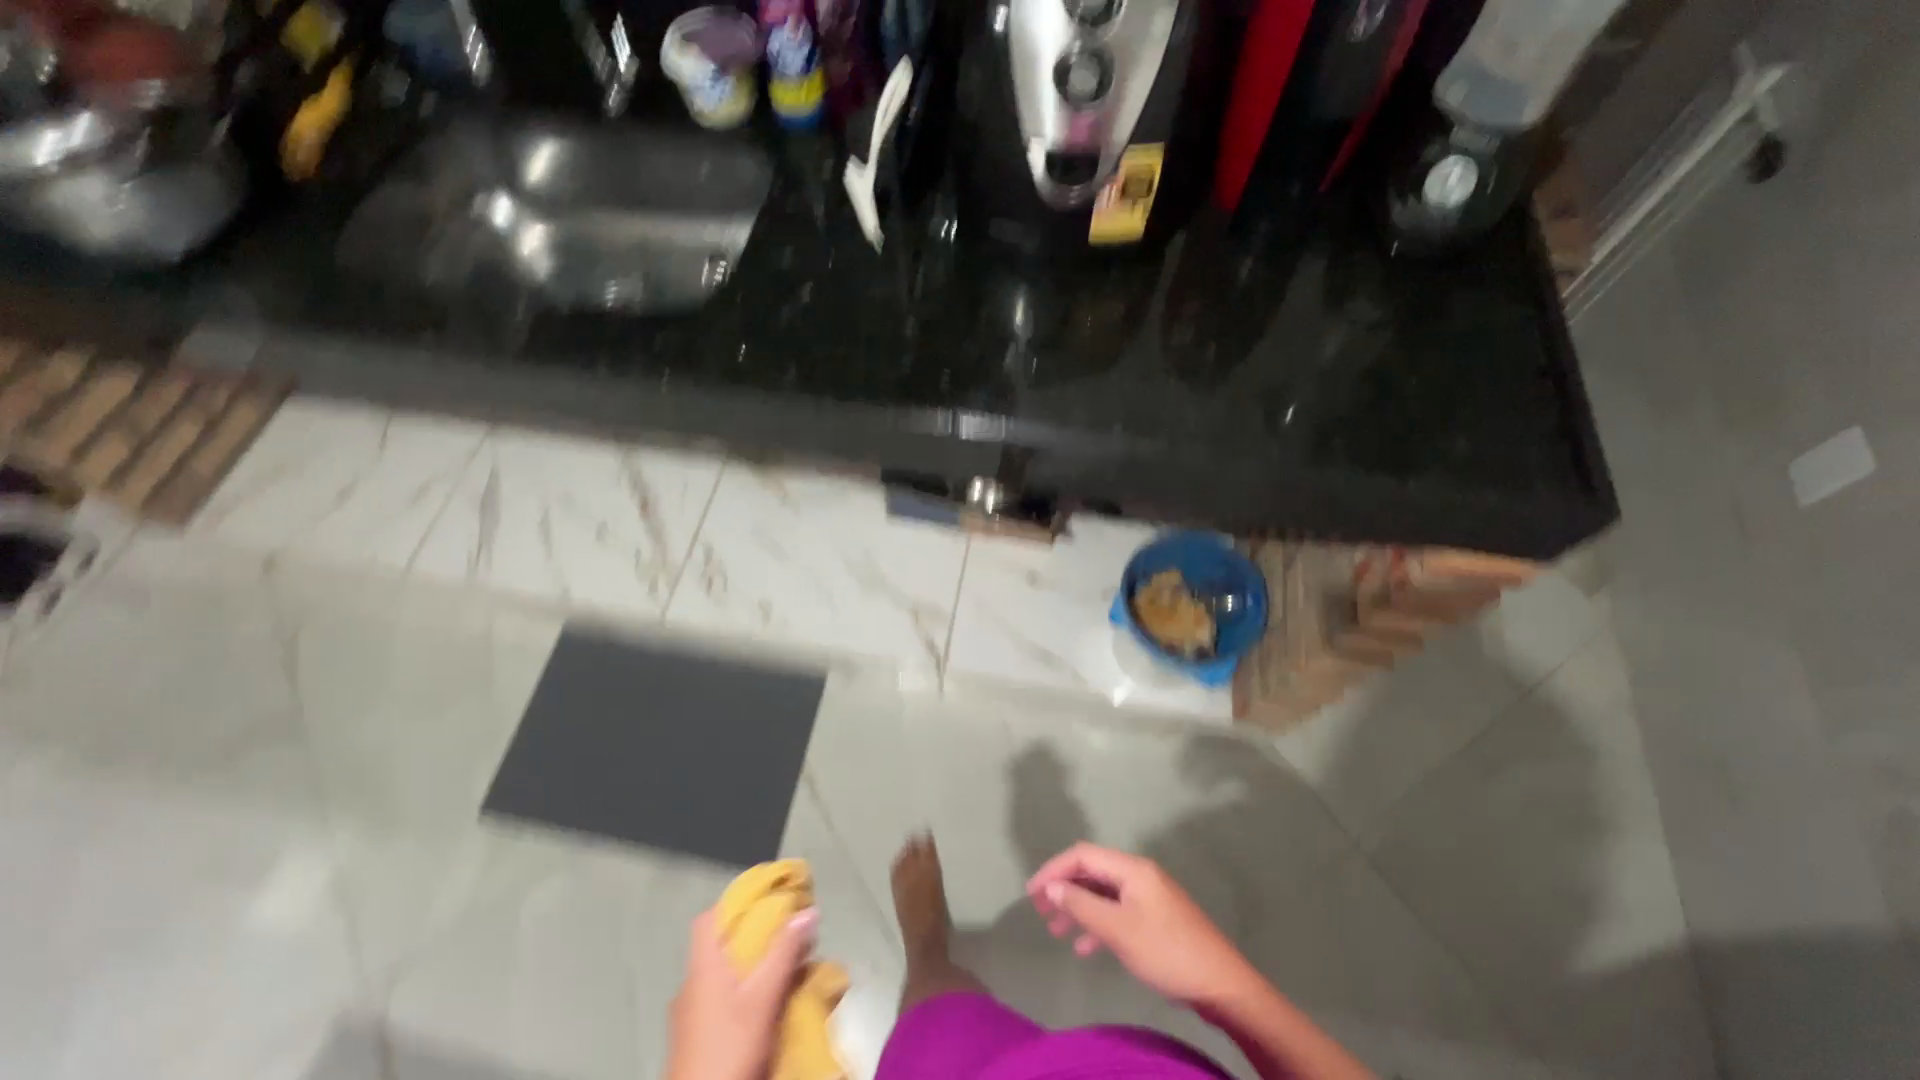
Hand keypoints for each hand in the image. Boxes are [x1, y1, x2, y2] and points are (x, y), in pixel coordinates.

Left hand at [667, 906, 817, 1079]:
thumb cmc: (729, 1048)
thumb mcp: (763, 999)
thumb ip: (784, 954)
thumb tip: (808, 910)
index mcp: (703, 968)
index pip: (709, 919)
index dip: (737, 904)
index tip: (770, 903)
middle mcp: (691, 985)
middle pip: (720, 947)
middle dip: (756, 938)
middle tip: (790, 939)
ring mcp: (690, 1015)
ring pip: (723, 977)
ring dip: (753, 969)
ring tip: (788, 972)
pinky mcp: (696, 1039)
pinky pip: (722, 1002)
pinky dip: (745, 996)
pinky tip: (768, 1010)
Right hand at [1027, 842, 1260, 1007]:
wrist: (1220, 984)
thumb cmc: (1165, 952)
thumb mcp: (1117, 929)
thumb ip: (1082, 905)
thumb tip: (1052, 887)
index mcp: (1133, 869)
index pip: (1083, 855)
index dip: (1053, 870)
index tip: (1031, 894)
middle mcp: (1140, 876)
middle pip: (1092, 871)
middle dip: (1064, 888)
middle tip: (1041, 912)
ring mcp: (1150, 897)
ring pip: (1103, 893)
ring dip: (1078, 908)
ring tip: (1057, 931)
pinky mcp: (1156, 919)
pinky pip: (1117, 911)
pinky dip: (1097, 923)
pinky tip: (1085, 947)